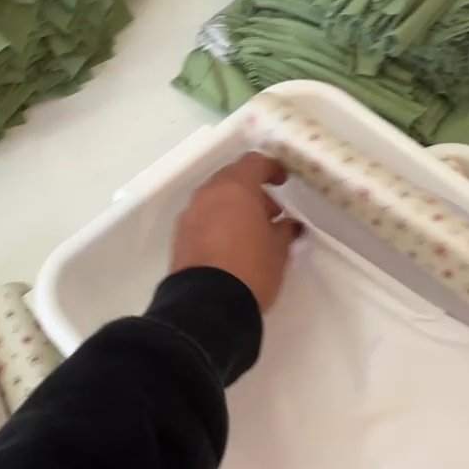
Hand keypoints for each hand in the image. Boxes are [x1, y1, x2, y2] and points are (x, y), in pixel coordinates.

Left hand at [170, 153, 301, 311]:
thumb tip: (288, 224)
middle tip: (270, 212)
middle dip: (252, 190)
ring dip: (234, 206)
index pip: (254, 163)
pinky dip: (218, 222)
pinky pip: (203, 218)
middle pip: (231, 179)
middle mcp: (208, 194)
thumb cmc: (251, 268)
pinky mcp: (179, 237)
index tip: (283, 180)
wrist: (207, 305)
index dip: (271, 168)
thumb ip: (284, 229)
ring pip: (215, 199)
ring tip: (252, 231)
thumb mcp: (278, 249)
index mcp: (235, 188)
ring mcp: (190, 215)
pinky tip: (231, 244)